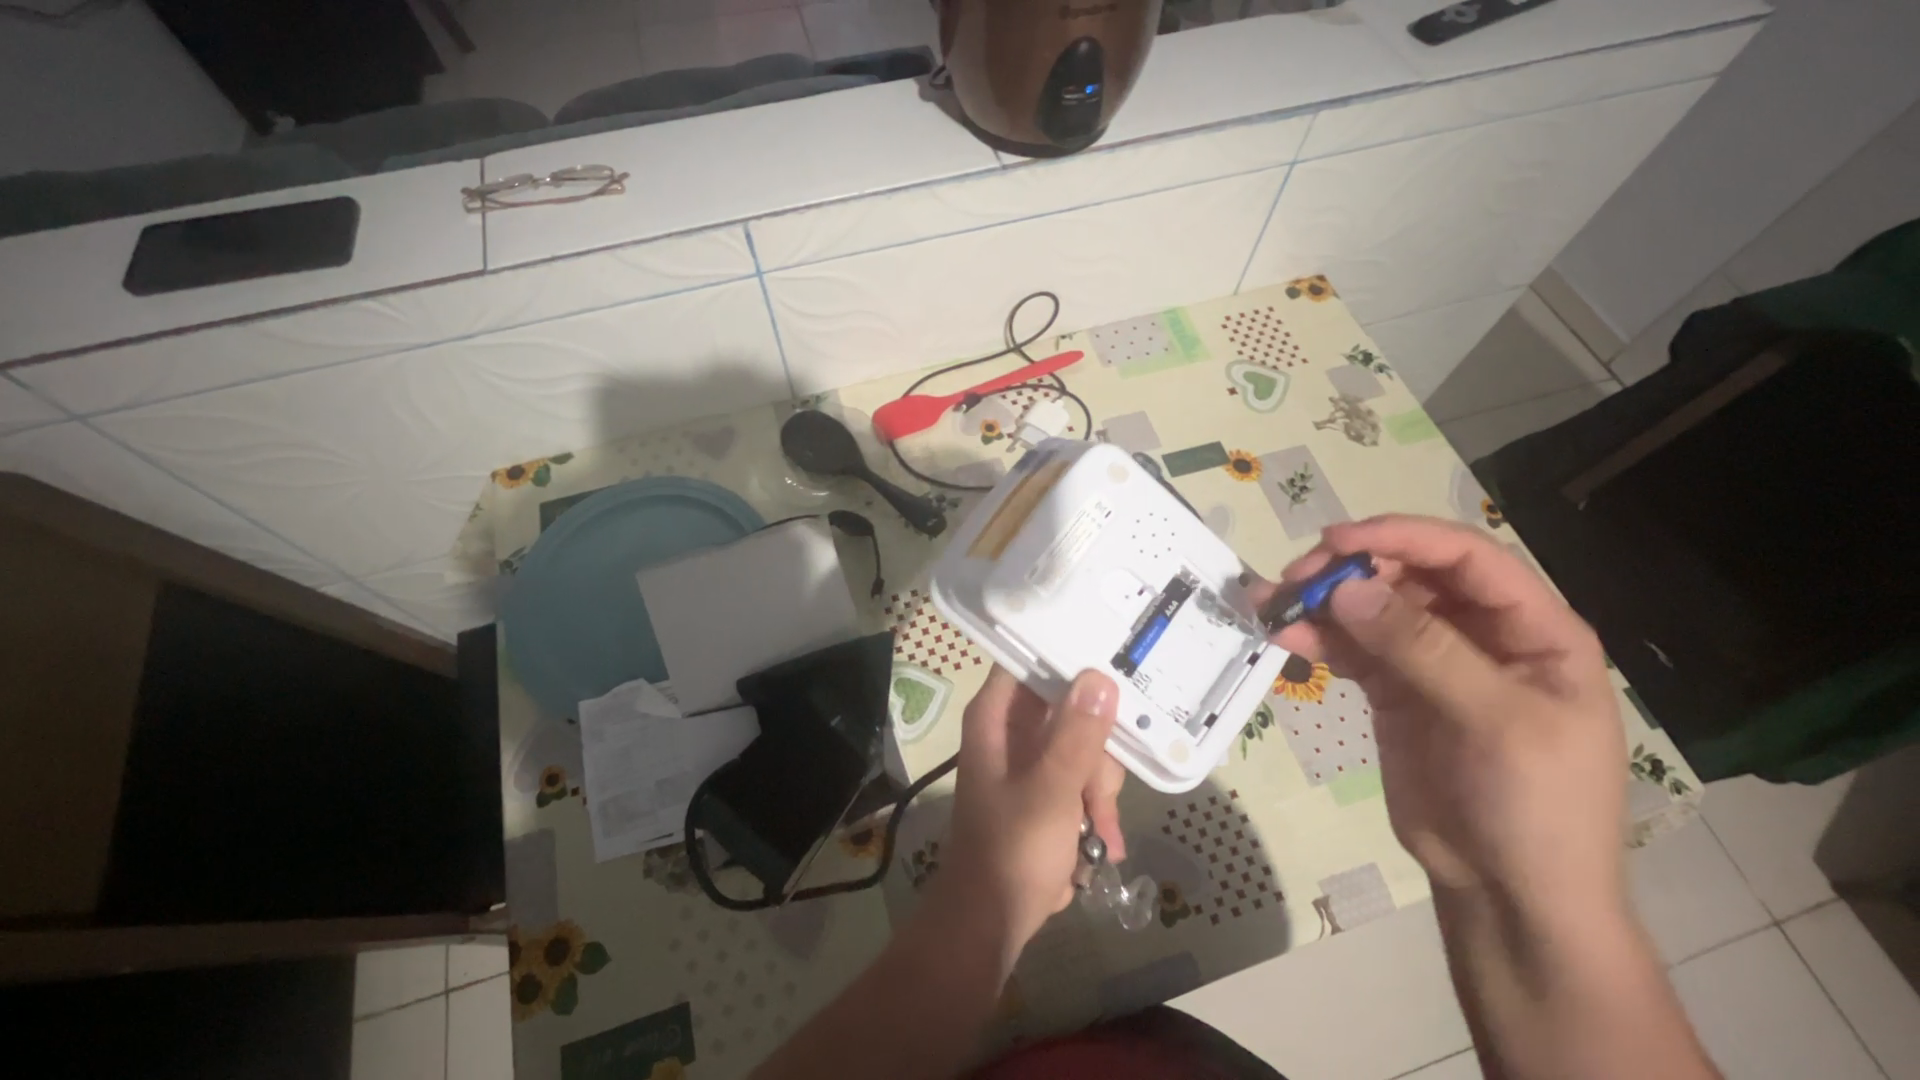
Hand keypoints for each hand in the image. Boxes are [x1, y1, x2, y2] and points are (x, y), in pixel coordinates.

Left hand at [929, 667, 1125, 966]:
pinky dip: (1096, 809)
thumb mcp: (1051, 791)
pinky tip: (1104, 843)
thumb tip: (1100, 676)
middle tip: (1102, 784)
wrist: (994, 921)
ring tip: (1100, 829)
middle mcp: (1012, 732)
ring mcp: (1031, 762)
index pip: (1029, 659)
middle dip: (1096, 749)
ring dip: (1100, 788)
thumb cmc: (1012, 850)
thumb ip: (1077, 735)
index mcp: (997, 717)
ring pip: (1086, 747)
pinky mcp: (1048, 792)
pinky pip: (1084, 780)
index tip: (1113, 654)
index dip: (1067, 652)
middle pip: (1070, 706)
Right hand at [1262, 515, 1626, 907]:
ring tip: (1271, 604)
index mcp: (1535, 630)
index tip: (1336, 540)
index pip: (1468, 559)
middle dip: (1352, 570)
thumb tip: (1345, 588)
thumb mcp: (1494, 720)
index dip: (1404, 537)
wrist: (1509, 892)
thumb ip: (1421, 648)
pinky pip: (1352, 651)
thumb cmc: (1535, 805)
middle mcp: (1483, 634)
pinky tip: (1284, 637)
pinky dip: (1318, 639)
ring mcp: (1434, 663)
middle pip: (1412, 576)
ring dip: (1322, 602)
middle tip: (1295, 578)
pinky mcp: (1395, 693)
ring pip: (1372, 611)